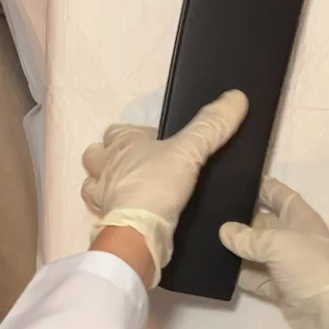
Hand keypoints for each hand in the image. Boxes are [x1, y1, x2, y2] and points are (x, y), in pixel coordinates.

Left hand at [82, 90, 248, 285]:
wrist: (139, 231)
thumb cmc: (158, 184)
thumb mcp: (190, 150)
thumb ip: (211, 127)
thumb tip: (237, 97)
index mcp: (121, 143)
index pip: (118, 130)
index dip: (132, 136)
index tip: (151, 145)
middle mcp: (105, 166)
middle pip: (95, 155)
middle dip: (106, 160)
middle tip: (131, 169)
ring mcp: (101, 196)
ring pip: (90, 185)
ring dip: (102, 187)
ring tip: (124, 193)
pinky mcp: (104, 221)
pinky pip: (101, 214)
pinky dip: (110, 214)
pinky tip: (126, 217)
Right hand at [219, 178, 328, 328]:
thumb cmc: (309, 266)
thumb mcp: (278, 243)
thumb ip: (248, 237)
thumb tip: (224, 231)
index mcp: (300, 217)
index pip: (280, 195)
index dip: (262, 187)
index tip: (236, 181)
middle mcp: (293, 238)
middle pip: (264, 223)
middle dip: (241, 220)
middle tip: (210, 214)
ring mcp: (286, 265)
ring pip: (256, 253)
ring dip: (237, 250)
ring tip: (207, 240)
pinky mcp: (279, 289)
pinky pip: (256, 278)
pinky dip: (241, 276)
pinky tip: (219, 270)